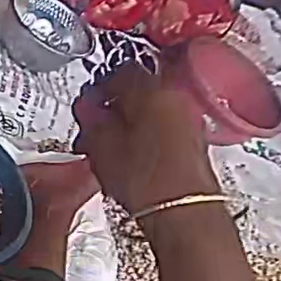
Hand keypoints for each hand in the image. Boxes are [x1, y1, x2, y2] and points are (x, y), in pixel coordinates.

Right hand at [73, 62, 216, 216]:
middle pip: (138, 88)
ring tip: (110, 146)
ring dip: (129, 120)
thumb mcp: (102, 147)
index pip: (119, 71)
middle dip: (114, 105)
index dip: (98, 87)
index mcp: (150, 90)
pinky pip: (162, 125)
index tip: (87, 103)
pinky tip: (131, 157)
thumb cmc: (147, 181)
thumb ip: (91, 119)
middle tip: (94, 126)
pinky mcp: (193, 138)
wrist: (182, 209)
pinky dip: (145, 134)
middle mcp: (175, 96)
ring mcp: (187, 116)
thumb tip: (87, 105)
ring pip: (150, 107)